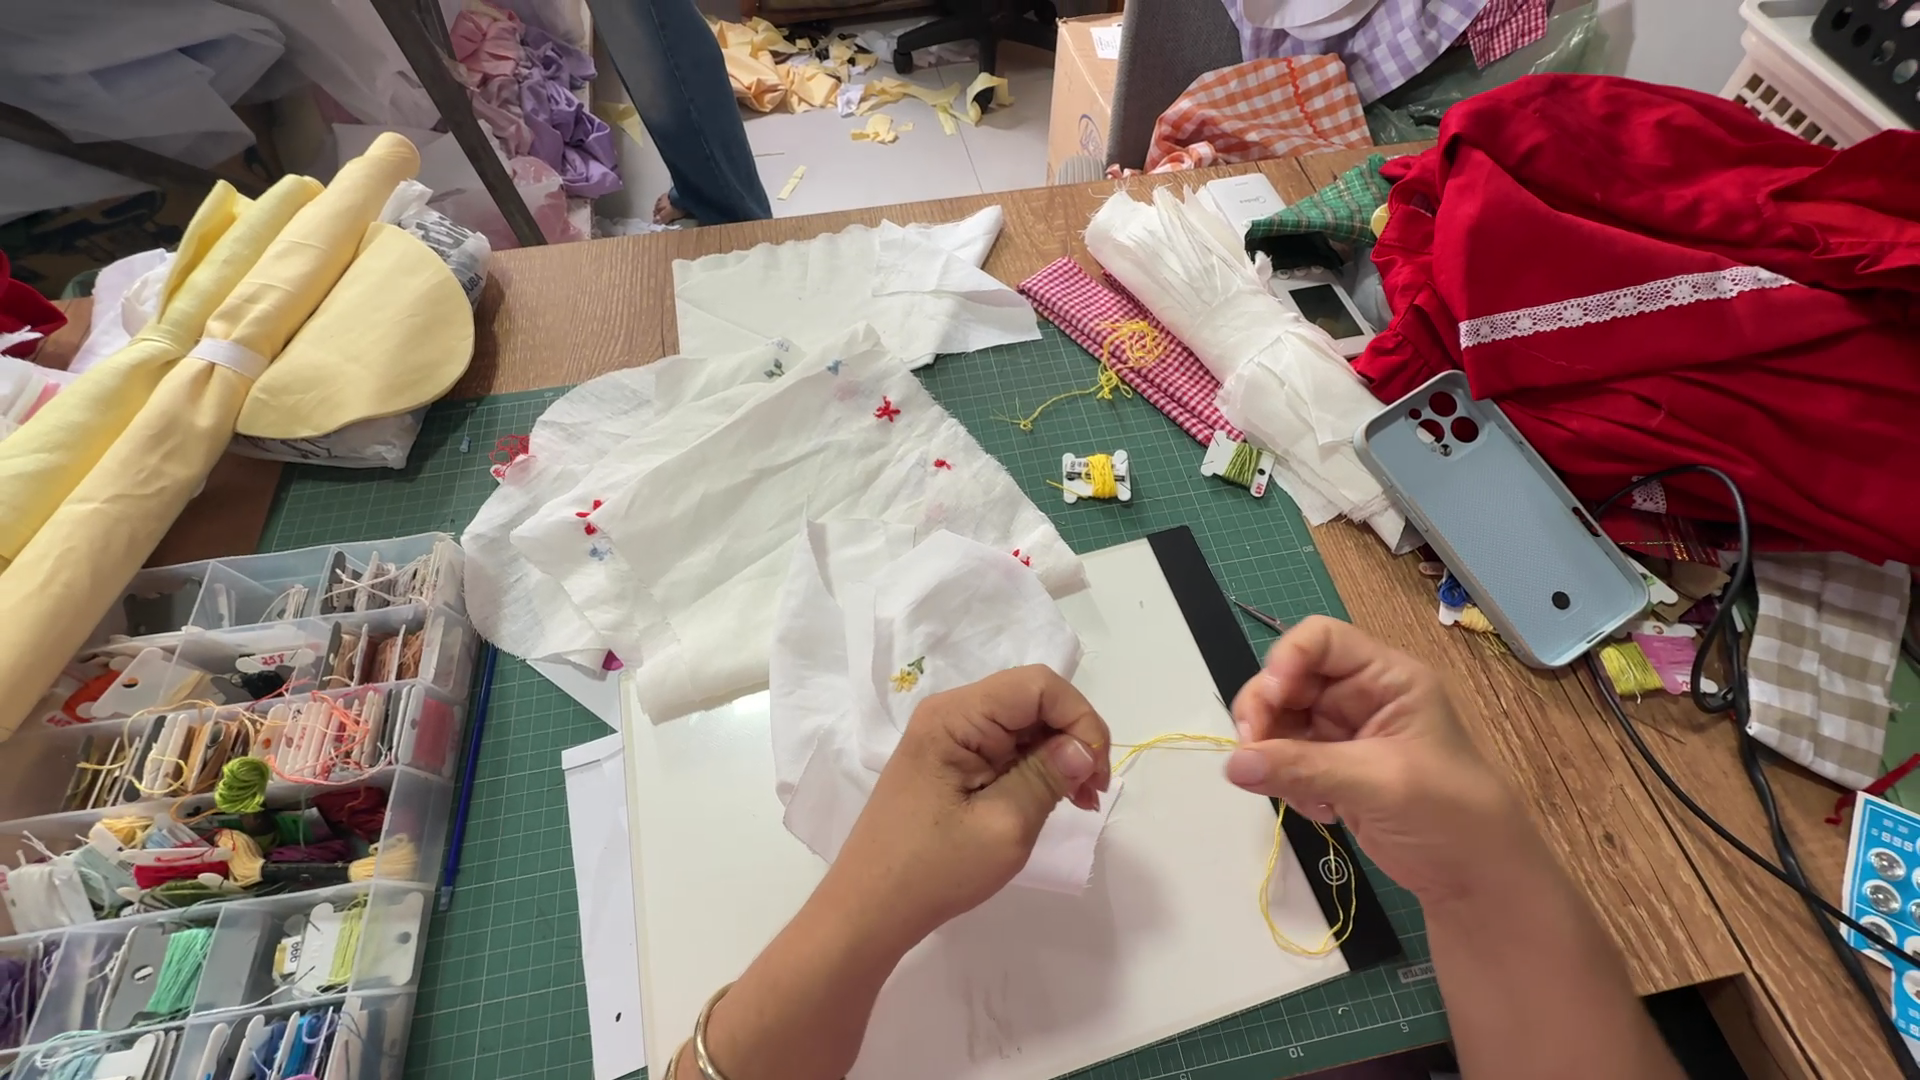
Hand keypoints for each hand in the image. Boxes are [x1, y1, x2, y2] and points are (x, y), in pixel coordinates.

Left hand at [827, 665, 1111, 945]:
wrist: (870, 907)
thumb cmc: (932, 869)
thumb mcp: (1003, 826)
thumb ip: (1047, 777)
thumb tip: (1083, 746)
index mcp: (956, 715)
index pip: (1037, 685)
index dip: (1078, 717)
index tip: (1095, 771)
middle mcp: (952, 711)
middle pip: (1032, 698)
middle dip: (1073, 736)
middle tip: (1093, 792)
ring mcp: (951, 734)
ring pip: (1025, 722)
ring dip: (1060, 753)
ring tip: (1081, 800)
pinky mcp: (953, 758)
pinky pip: (1008, 745)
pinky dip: (1038, 766)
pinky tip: (1056, 797)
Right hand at [1224, 616, 1530, 904]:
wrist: (1480, 884)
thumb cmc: (1451, 818)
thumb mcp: (1377, 785)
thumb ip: (1301, 768)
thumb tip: (1233, 763)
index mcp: (1386, 678)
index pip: (1321, 639)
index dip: (1287, 659)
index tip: (1270, 700)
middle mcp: (1359, 694)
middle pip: (1287, 678)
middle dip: (1265, 712)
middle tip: (1251, 751)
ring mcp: (1342, 730)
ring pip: (1277, 717)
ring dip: (1270, 751)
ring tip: (1290, 792)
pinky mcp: (1329, 764)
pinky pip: (1282, 755)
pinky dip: (1282, 779)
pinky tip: (1317, 810)